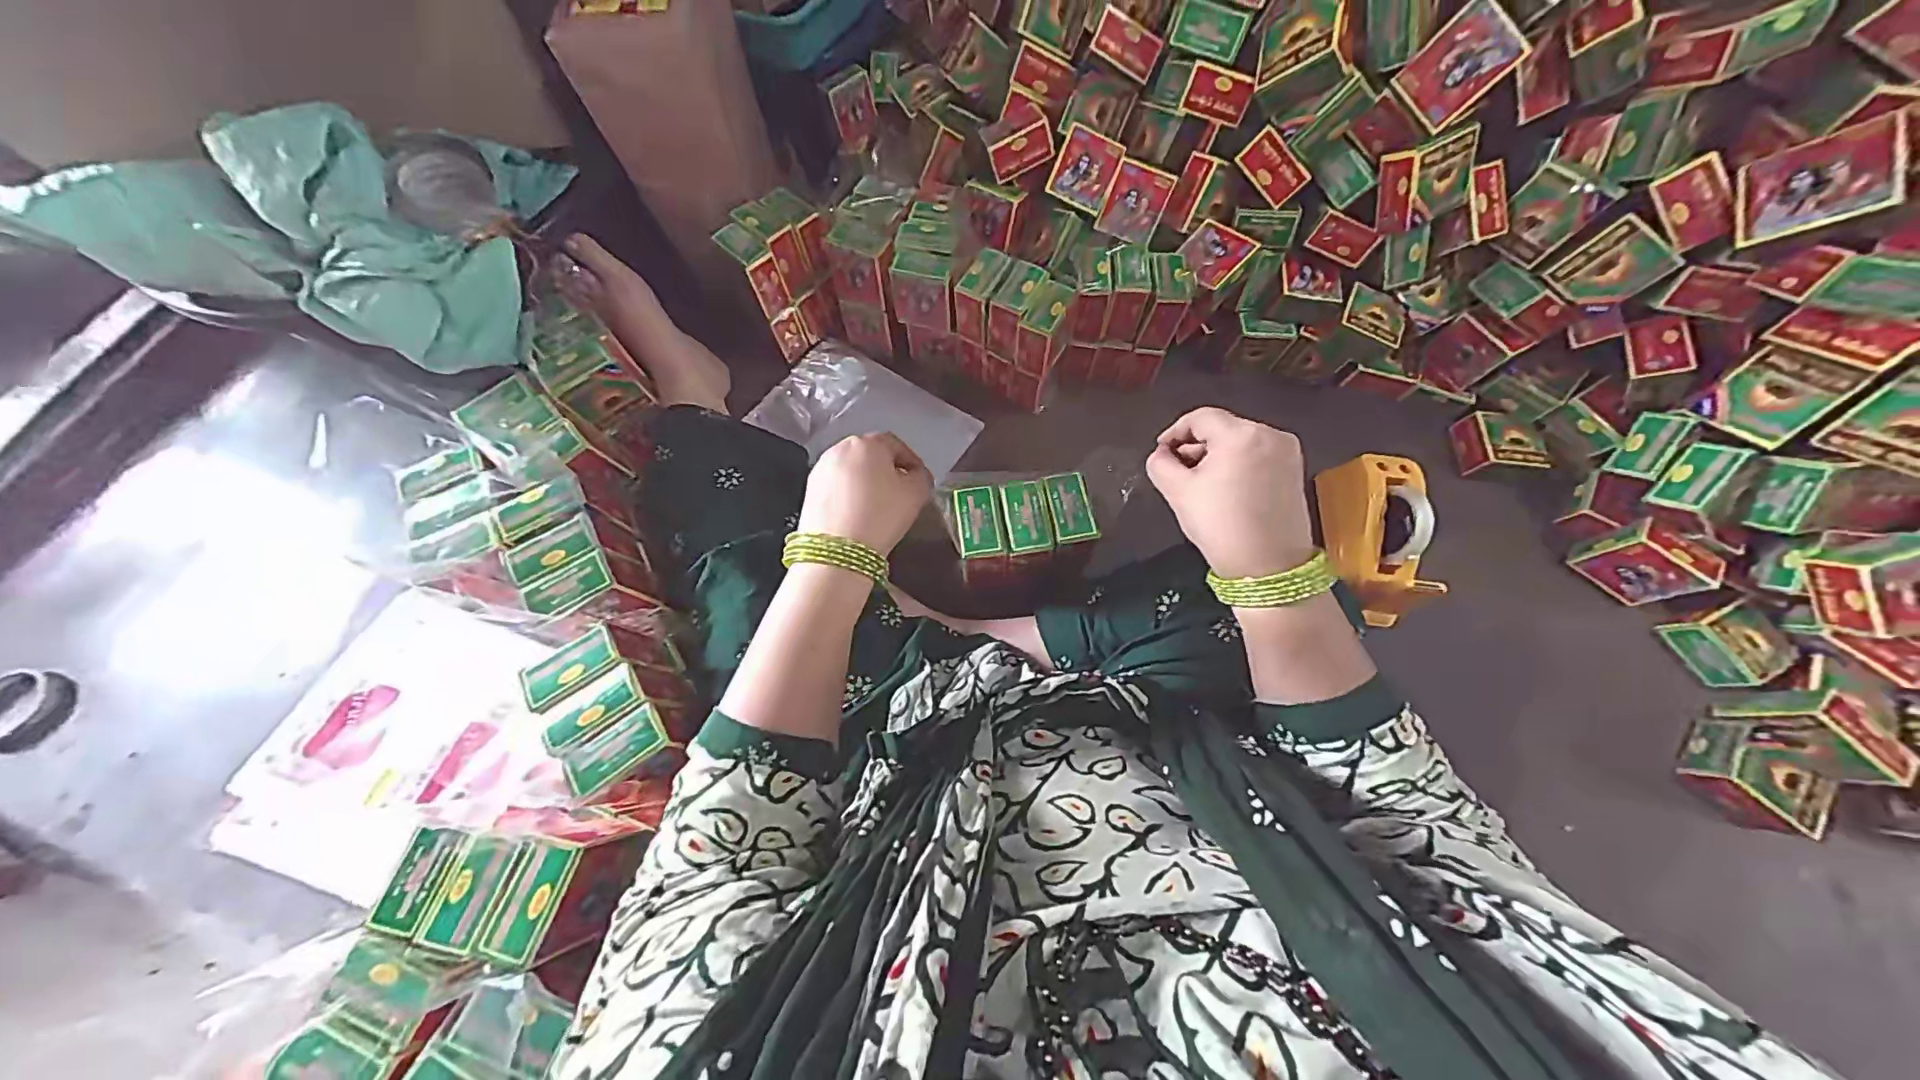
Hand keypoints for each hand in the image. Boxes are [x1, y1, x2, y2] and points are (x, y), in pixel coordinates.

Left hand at [797, 433, 931, 554]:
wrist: (838, 551)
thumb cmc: (879, 517)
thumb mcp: (916, 494)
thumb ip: (922, 477)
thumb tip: (916, 475)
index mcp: (868, 444)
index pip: (896, 445)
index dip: (912, 462)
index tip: (919, 479)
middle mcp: (840, 449)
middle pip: (871, 455)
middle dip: (886, 471)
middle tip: (900, 494)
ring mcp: (821, 469)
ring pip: (852, 471)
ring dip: (866, 483)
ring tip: (878, 507)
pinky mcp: (810, 490)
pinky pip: (837, 487)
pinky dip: (849, 495)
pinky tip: (858, 515)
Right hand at [1145, 407, 1315, 578]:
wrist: (1268, 567)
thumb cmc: (1221, 526)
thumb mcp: (1178, 492)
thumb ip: (1160, 463)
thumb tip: (1162, 453)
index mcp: (1241, 435)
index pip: (1200, 417)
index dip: (1174, 432)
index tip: (1161, 452)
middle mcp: (1270, 435)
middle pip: (1222, 427)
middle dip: (1196, 445)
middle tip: (1177, 471)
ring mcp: (1286, 452)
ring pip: (1239, 441)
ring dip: (1216, 456)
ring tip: (1200, 484)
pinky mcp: (1294, 470)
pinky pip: (1257, 455)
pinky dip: (1237, 464)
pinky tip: (1224, 489)